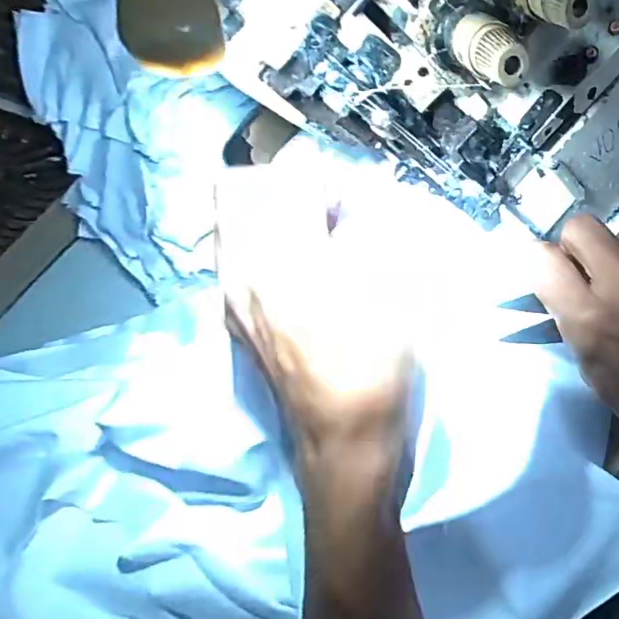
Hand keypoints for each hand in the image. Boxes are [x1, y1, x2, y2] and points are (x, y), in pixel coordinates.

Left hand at [217, 167, 414, 497]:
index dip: (330, 178)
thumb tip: (355, 201)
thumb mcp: (386, 288)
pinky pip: (237, 256)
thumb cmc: (375, 366)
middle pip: (239, 192)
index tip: (356, 196)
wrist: (346, 439)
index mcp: (281, 260)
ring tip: (317, 234)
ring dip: (272, 212)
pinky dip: (266, 243)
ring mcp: (233, 298)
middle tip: (330, 206)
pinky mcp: (237, 319)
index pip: (290, 182)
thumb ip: (363, 232)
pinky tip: (306, 266)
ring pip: (232, 224)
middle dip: (287, 185)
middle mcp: (242, 272)